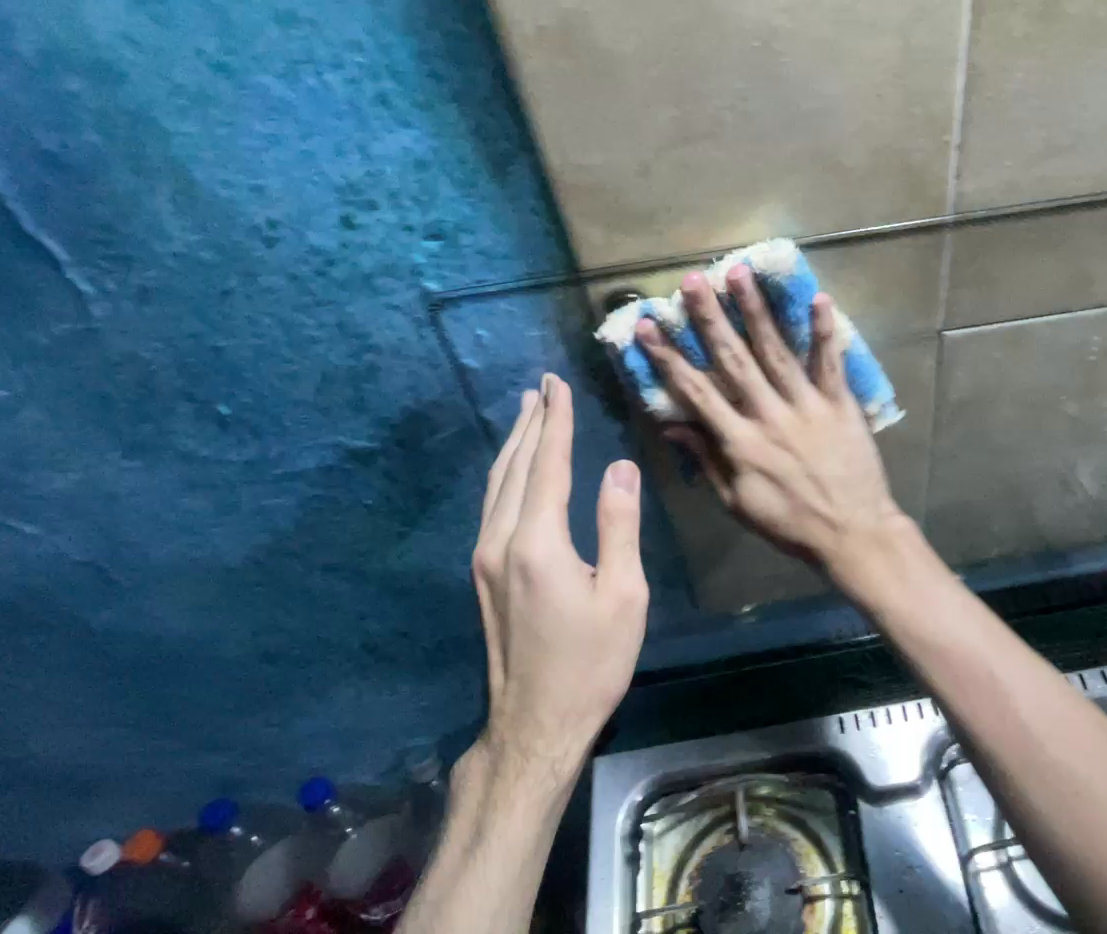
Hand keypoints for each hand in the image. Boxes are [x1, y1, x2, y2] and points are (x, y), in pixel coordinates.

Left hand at [471, 375, 648, 769]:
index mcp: (537, 543)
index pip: (548, 465)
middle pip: (514, 468)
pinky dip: (505, 476)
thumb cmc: (592, 662)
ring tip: (526, 414)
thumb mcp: (624, 595)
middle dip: (531, 424)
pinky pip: (492, 507)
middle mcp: (501, 541)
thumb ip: (619, 526)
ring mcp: (485, 559)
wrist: (536, 722)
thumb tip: (619, 467)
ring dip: (513, 446)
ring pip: (496, 486)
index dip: (555, 422)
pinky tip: (514, 472)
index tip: (558, 384)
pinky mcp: (483, 575)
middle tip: (543, 387)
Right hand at [635, 267, 906, 576]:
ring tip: (739, 272)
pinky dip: (825, 331)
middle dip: (710, 318)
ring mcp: (807, 406)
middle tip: (692, 281)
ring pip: (777, 351)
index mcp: (739, 443)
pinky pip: (831, 363)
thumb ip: (706, 460)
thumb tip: (672, 427)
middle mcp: (769, 416)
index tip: (647, 326)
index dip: (669, 357)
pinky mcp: (840, 404)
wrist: (852, 533)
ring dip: (757, 310)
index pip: (696, 391)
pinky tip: (819, 297)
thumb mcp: (736, 502)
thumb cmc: (789, 523)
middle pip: (734, 360)